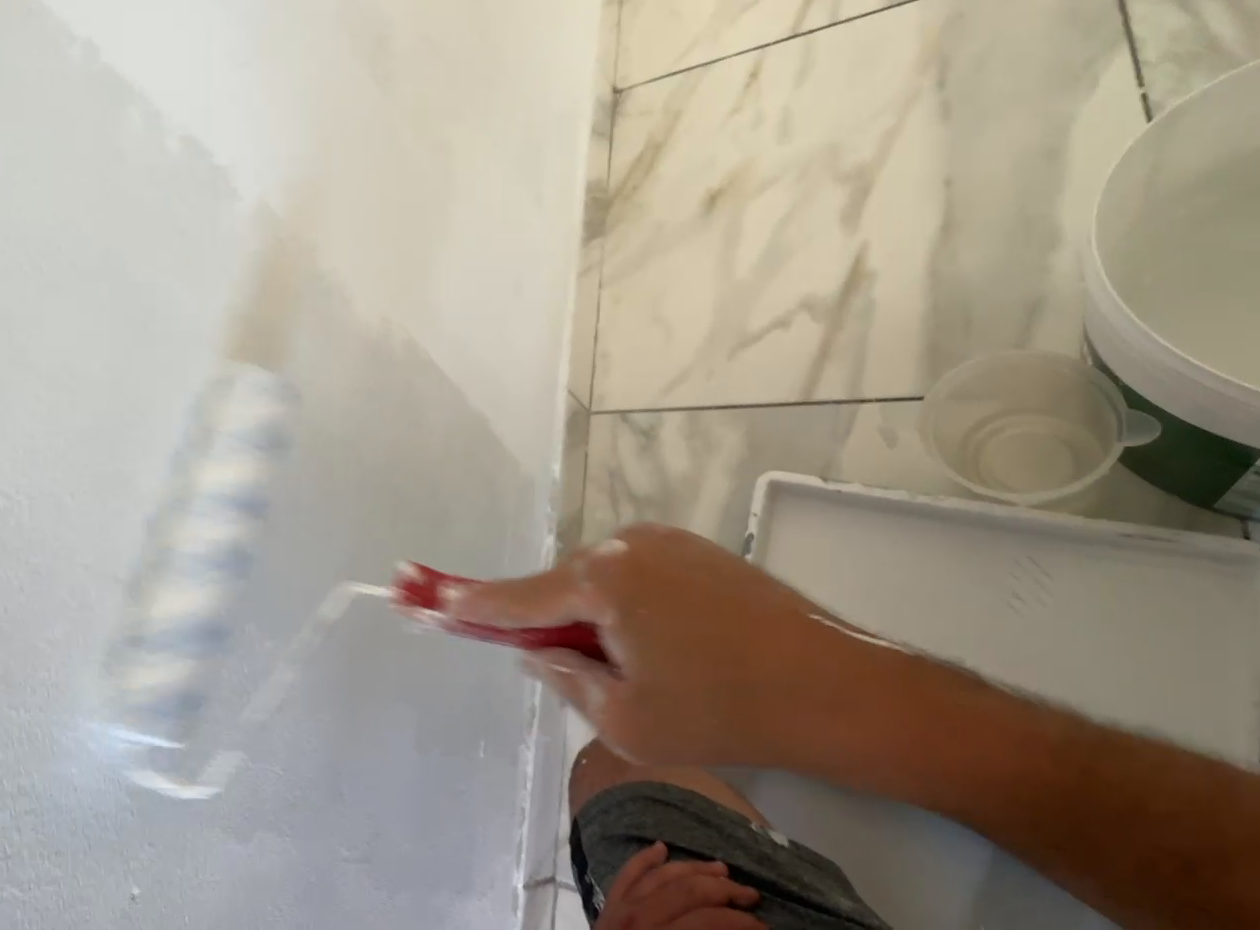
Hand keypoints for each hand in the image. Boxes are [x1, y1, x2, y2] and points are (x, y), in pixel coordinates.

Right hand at [447, 523, 900, 766]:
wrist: (841, 690)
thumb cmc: (725, 713)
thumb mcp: (626, 719)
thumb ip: (563, 679)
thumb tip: (534, 652)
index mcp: (601, 579)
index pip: (515, 598)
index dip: (466, 602)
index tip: (418, 590)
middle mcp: (625, 543)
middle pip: (559, 586)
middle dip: (553, 625)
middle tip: (574, 672)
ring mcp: (665, 540)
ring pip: (599, 580)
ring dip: (597, 618)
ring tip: (647, 670)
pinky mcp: (696, 548)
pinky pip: (636, 574)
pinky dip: (630, 606)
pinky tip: (673, 648)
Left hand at [594, 842, 764, 928]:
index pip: (711, 921)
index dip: (743, 924)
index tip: (767, 928)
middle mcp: (642, 920)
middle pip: (690, 892)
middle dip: (725, 890)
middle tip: (752, 895)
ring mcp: (620, 909)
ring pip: (662, 875)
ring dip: (693, 868)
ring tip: (722, 869)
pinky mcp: (607, 907)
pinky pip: (627, 874)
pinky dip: (644, 858)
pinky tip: (661, 847)